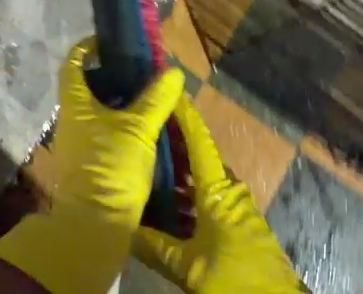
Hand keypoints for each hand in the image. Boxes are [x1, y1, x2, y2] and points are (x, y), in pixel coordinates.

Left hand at [0, 39, 184, 293]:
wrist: (96, 225)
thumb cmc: (112, 166)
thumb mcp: (139, 127)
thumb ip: (156, 98)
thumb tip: (172, 71)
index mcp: (74, 103)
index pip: (73, 63)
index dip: (88, 47)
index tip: (108, 41)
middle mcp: (70, 120)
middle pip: (85, 87)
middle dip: (110, 75)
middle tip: (139, 70)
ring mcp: (77, 145)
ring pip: (95, 112)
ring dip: (118, 103)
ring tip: (147, 98)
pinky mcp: (88, 166)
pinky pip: (102, 134)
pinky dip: (120, 126)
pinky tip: (144, 131)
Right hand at [133, 94, 305, 293]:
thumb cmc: (232, 279)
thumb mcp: (187, 266)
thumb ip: (154, 246)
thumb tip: (121, 230)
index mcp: (218, 191)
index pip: (199, 141)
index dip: (185, 114)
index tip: (171, 88)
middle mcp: (230, 191)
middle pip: (200, 158)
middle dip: (175, 143)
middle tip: (145, 131)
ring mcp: (238, 209)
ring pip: (205, 180)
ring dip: (182, 173)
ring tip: (149, 165)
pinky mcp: (241, 227)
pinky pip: (211, 199)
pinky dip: (190, 195)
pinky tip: (169, 205)